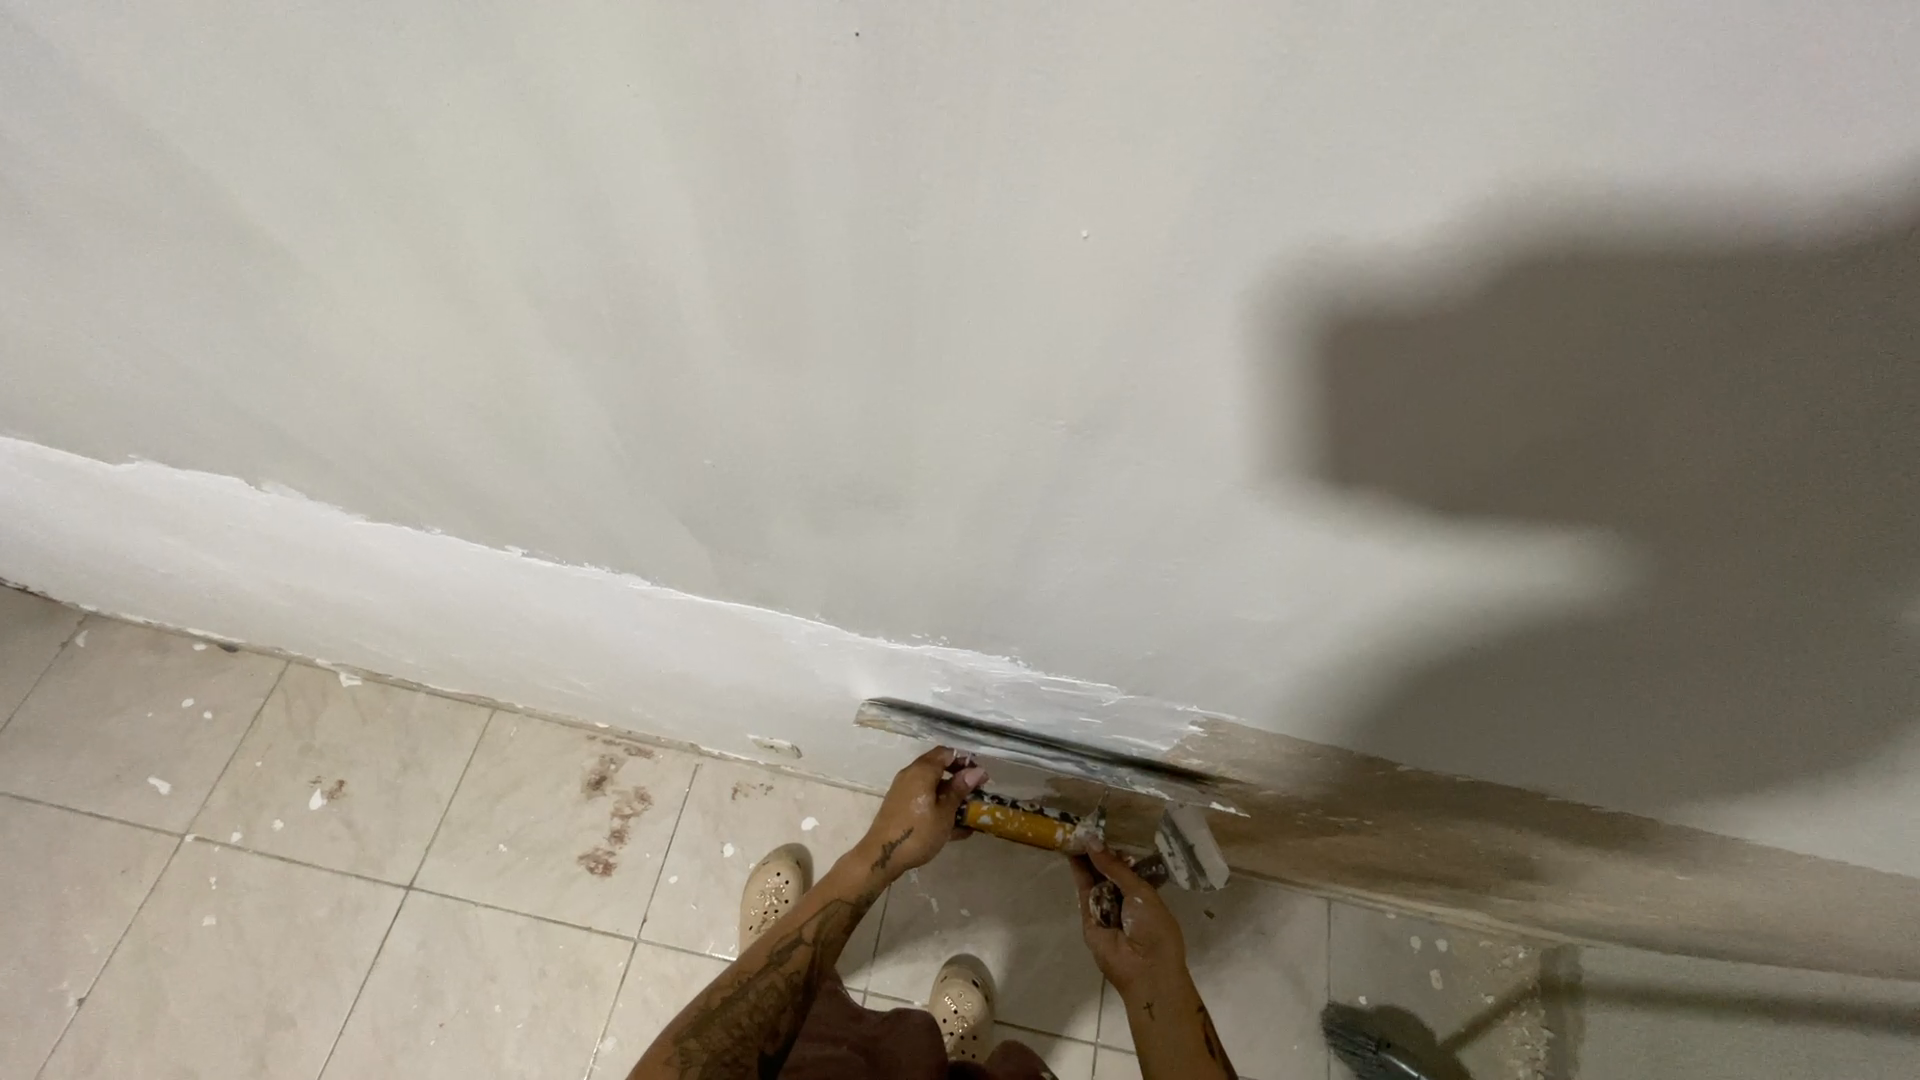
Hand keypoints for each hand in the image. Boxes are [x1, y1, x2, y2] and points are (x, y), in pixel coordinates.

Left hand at [855, 746, 987, 882]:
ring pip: (932, 786)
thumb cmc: (918, 832)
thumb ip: (959, 789)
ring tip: (970, 811)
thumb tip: (977, 770)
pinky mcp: (901, 807)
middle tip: (976, 792)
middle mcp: (911, 775)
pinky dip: (939, 807)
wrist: (882, 856)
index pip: (946, 753)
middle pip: (938, 768)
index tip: (980, 775)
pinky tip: (957, 828)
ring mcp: (904, 792)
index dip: (964, 760)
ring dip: (951, 795)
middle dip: (959, 779)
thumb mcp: (944, 812)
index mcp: (922, 771)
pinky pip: (924, 800)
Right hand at [1069, 842, 1188, 1000]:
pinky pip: (1083, 891)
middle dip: (1096, 852)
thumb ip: (1114, 867)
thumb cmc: (1154, 927)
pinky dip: (1078, 872)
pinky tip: (1072, 853)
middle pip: (1106, 871)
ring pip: (1093, 878)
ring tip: (1074, 834)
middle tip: (1083, 828)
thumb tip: (1092, 841)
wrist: (1145, 969)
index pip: (1125, 867)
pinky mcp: (1088, 918)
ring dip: (1085, 858)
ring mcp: (1104, 908)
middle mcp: (1122, 899)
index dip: (1113, 850)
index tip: (1101, 830)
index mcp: (1142, 894)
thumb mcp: (1140, 892)